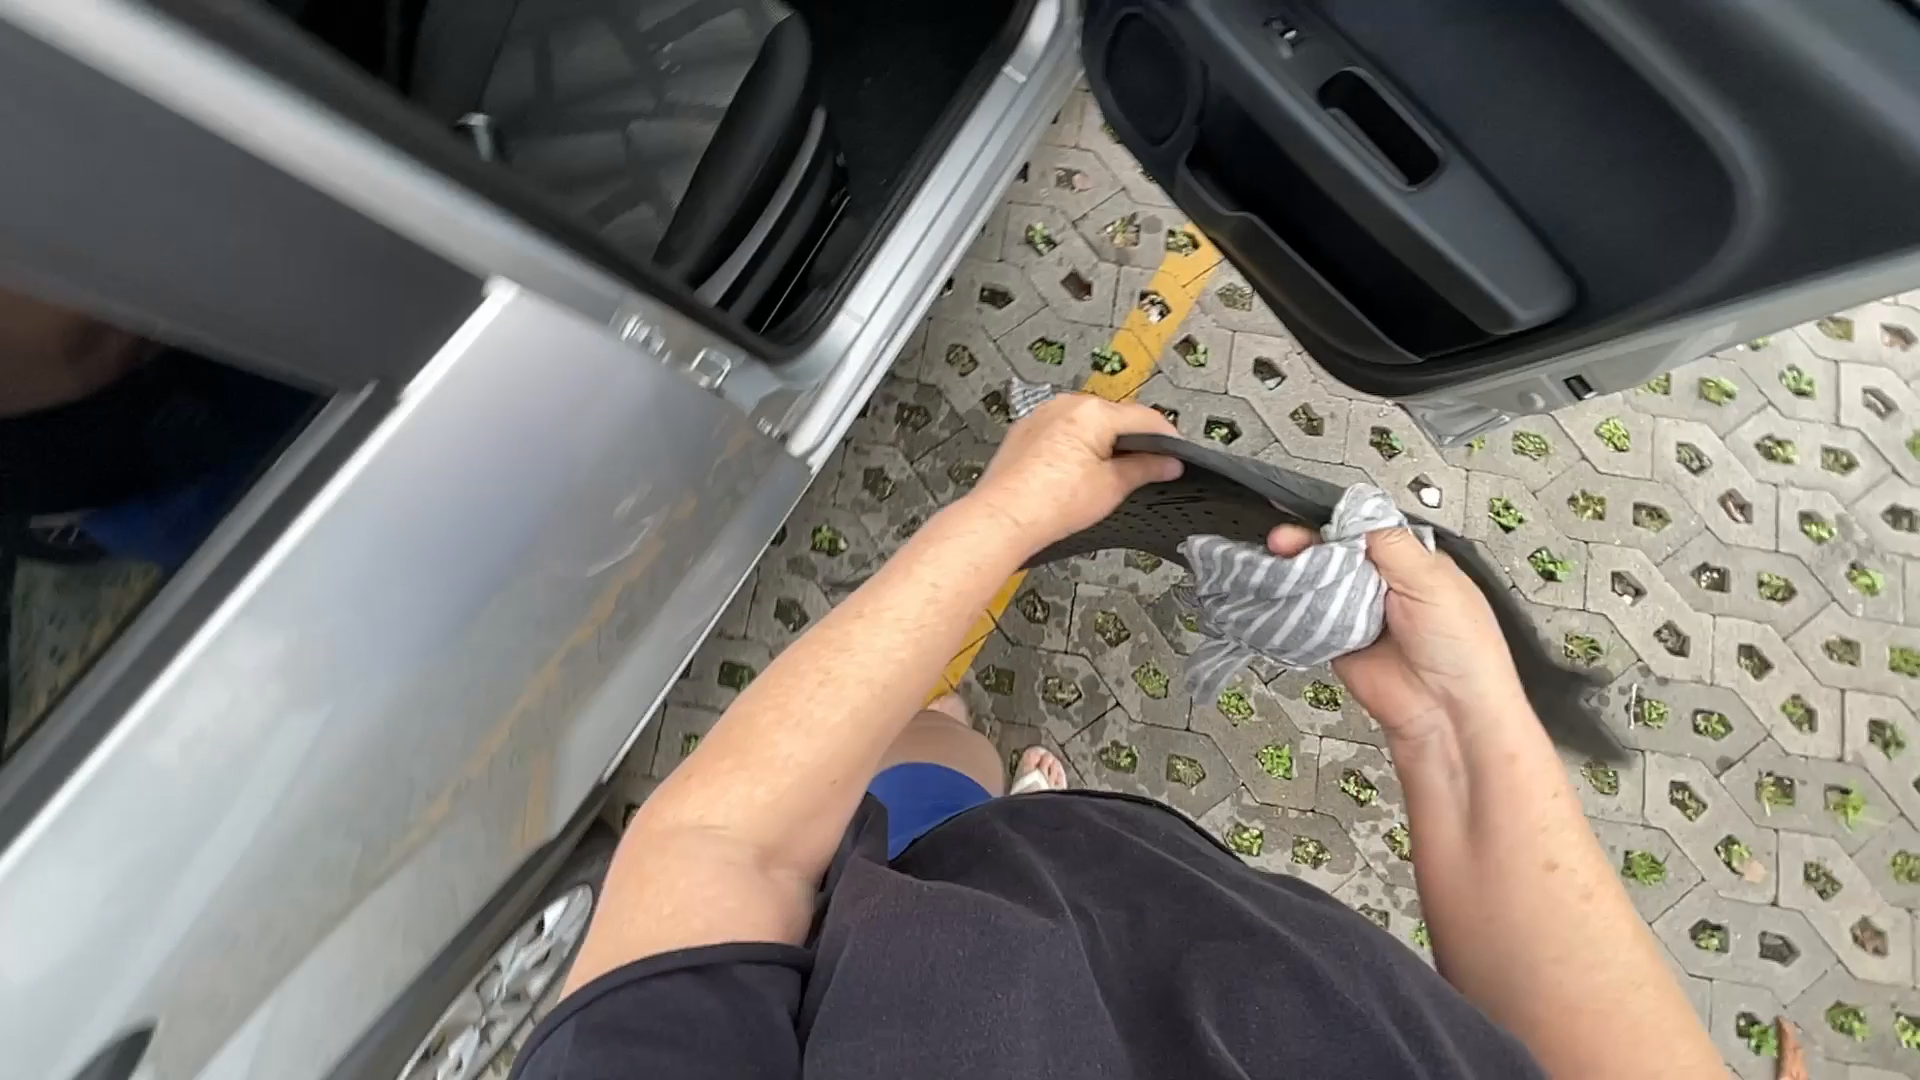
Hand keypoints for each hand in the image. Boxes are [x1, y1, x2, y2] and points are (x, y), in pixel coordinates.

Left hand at [965, 394, 1183, 551]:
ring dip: (1102, 446)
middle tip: (1145, 471)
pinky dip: (1075, 450)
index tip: (1175, 455)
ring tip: (1105, 480)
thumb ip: (1146, 469)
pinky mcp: (1026, 432)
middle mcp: (1065, 405)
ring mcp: (1042, 417)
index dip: (1166, 439)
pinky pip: (1061, 434)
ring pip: (1086, 426)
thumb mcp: (1111, 488)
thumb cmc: (1047, 504)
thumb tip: (1167, 463)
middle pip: (1114, 419)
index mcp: (1091, 412)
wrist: (1002, 519)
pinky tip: (1074, 477)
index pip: (1144, 418)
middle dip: (1132, 444)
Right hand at [1268, 523, 1526, 748]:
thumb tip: (1358, 515)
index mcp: (1411, 564)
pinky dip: (1292, 606)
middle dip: (1307, 545)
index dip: (1337, 524)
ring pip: (1317, 582)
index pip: (1366, 531)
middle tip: (1284, 542)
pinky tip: (1280, 593)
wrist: (1443, 711)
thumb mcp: (1433, 582)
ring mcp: (1356, 611)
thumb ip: (1392, 545)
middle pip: (1334, 554)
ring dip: (1296, 574)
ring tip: (1276, 565)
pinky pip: (1306, 615)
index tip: (1311, 520)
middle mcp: (1382, 585)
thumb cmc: (1463, 650)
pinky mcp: (1335, 637)